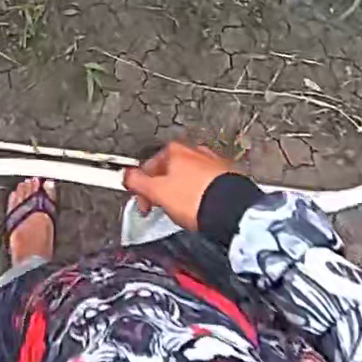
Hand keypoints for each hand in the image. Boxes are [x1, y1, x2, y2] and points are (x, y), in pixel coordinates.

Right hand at [122, 140, 237, 230]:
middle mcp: (194, 150)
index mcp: (173, 150)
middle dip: (164, 189)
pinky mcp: (230, 177)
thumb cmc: (196, 199)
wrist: (235, 211)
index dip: (143, 189)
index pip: (148, 166)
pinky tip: (204, 209)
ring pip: (190, 177)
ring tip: (187, 211)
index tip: (145, 205)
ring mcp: (213, 162)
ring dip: (184, 191)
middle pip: (170, 170)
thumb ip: (137, 182)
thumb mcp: (158, 192)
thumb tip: (126, 176)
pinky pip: (208, 185)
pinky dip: (203, 195)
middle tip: (164, 207)